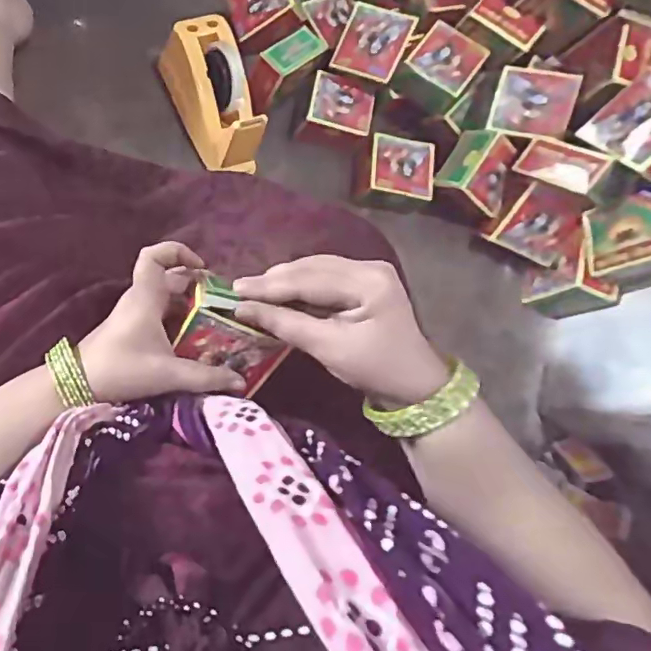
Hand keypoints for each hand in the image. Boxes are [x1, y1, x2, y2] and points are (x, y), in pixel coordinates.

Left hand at [77, 243, 246, 401]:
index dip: (179, 252)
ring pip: (163, 298)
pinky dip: (176, 320)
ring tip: (212, 322)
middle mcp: (138, 300)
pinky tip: (191, 340)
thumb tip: (240, 382)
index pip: (155, 256)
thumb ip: (205, 378)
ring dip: (187, 305)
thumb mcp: (167, 374)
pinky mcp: (128, 330)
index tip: (202, 270)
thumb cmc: (120, 369)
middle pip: (168, 278)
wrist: (77, 384)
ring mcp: (131, 314)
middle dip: (195, 286)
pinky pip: (157, 314)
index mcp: (145, 298)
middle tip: (220, 303)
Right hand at [234, 256, 448, 406]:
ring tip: (253, 291)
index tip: (234, 291)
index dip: (268, 285)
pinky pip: (322, 276)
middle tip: (239, 290)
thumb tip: (243, 309)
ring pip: (314, 268)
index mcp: (368, 282)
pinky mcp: (364, 281)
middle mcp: (369, 267)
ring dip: (283, 280)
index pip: (308, 278)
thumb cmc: (374, 369)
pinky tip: (278, 292)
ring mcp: (368, 271)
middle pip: (310, 267)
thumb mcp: (327, 348)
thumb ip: (285, 324)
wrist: (415, 384)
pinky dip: (298, 284)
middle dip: (273, 279)